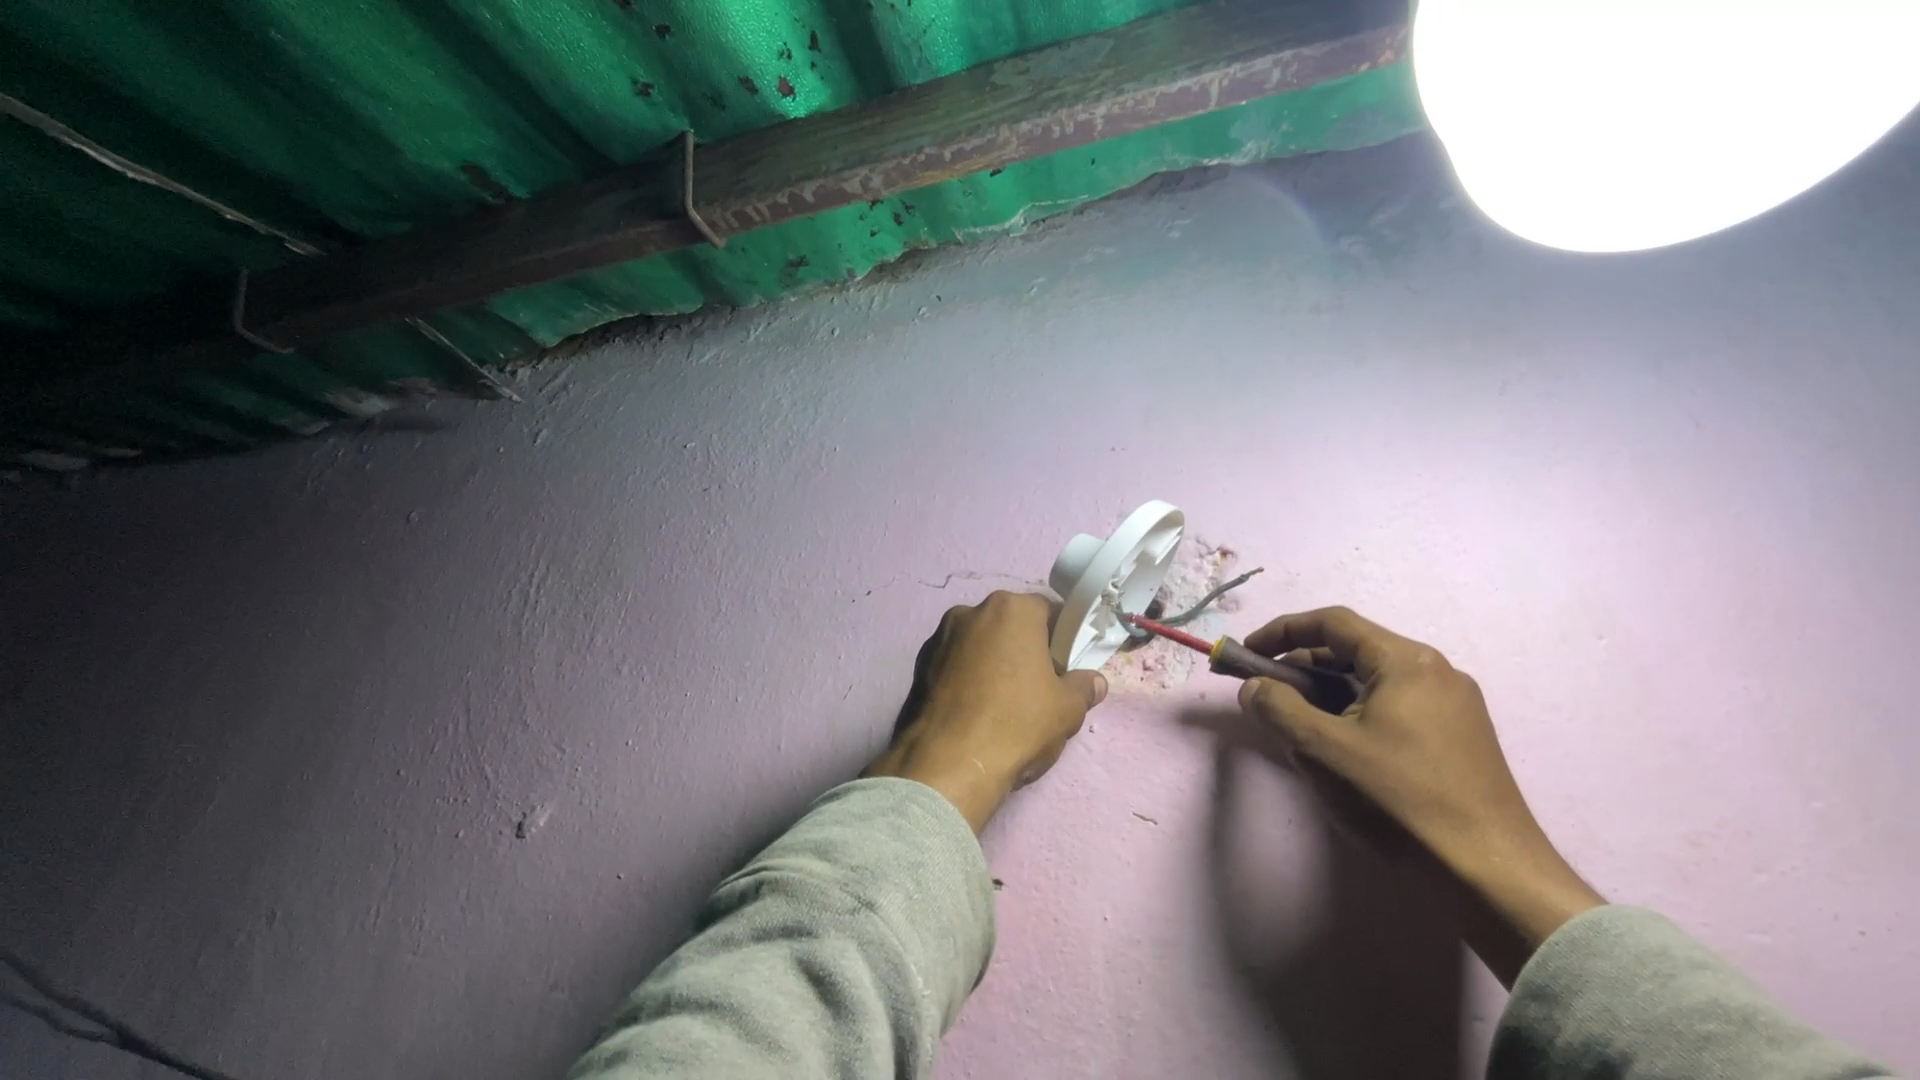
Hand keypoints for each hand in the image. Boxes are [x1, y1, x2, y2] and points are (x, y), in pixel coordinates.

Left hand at [865, 592, 1106, 833]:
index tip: (1067, 664)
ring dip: (993, 662)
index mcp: (1011, 609)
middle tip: (1039, 685)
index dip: (1062, 636)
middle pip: (1009, 624)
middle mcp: (971, 612)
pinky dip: (967, 678)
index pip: (1047, 610)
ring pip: (979, 644)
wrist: (948, 763)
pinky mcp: (918, 665)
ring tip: (1003, 703)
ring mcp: (940, 637)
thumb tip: (1093, 681)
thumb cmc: (1016, 724)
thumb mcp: (1067, 709)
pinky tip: (975, 711)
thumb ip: (1083, 687)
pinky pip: (955, 664)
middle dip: (1025, 648)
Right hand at [1237, 606, 1602, 984]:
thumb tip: (1254, 687)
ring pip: (1374, 682)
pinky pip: (1395, 707)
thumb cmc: (1400, 799)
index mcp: (1407, 661)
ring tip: (1296, 725)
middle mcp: (1436, 671)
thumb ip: (1279, 708)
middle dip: (1302, 666)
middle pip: (1354, 650)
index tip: (1248, 652)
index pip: (1333, 623)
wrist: (1489, 872)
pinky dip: (1355, 713)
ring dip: (1327, 693)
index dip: (1282, 631)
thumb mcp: (1324, 749)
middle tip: (1265, 694)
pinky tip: (1339, 748)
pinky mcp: (1459, 738)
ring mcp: (1453, 705)